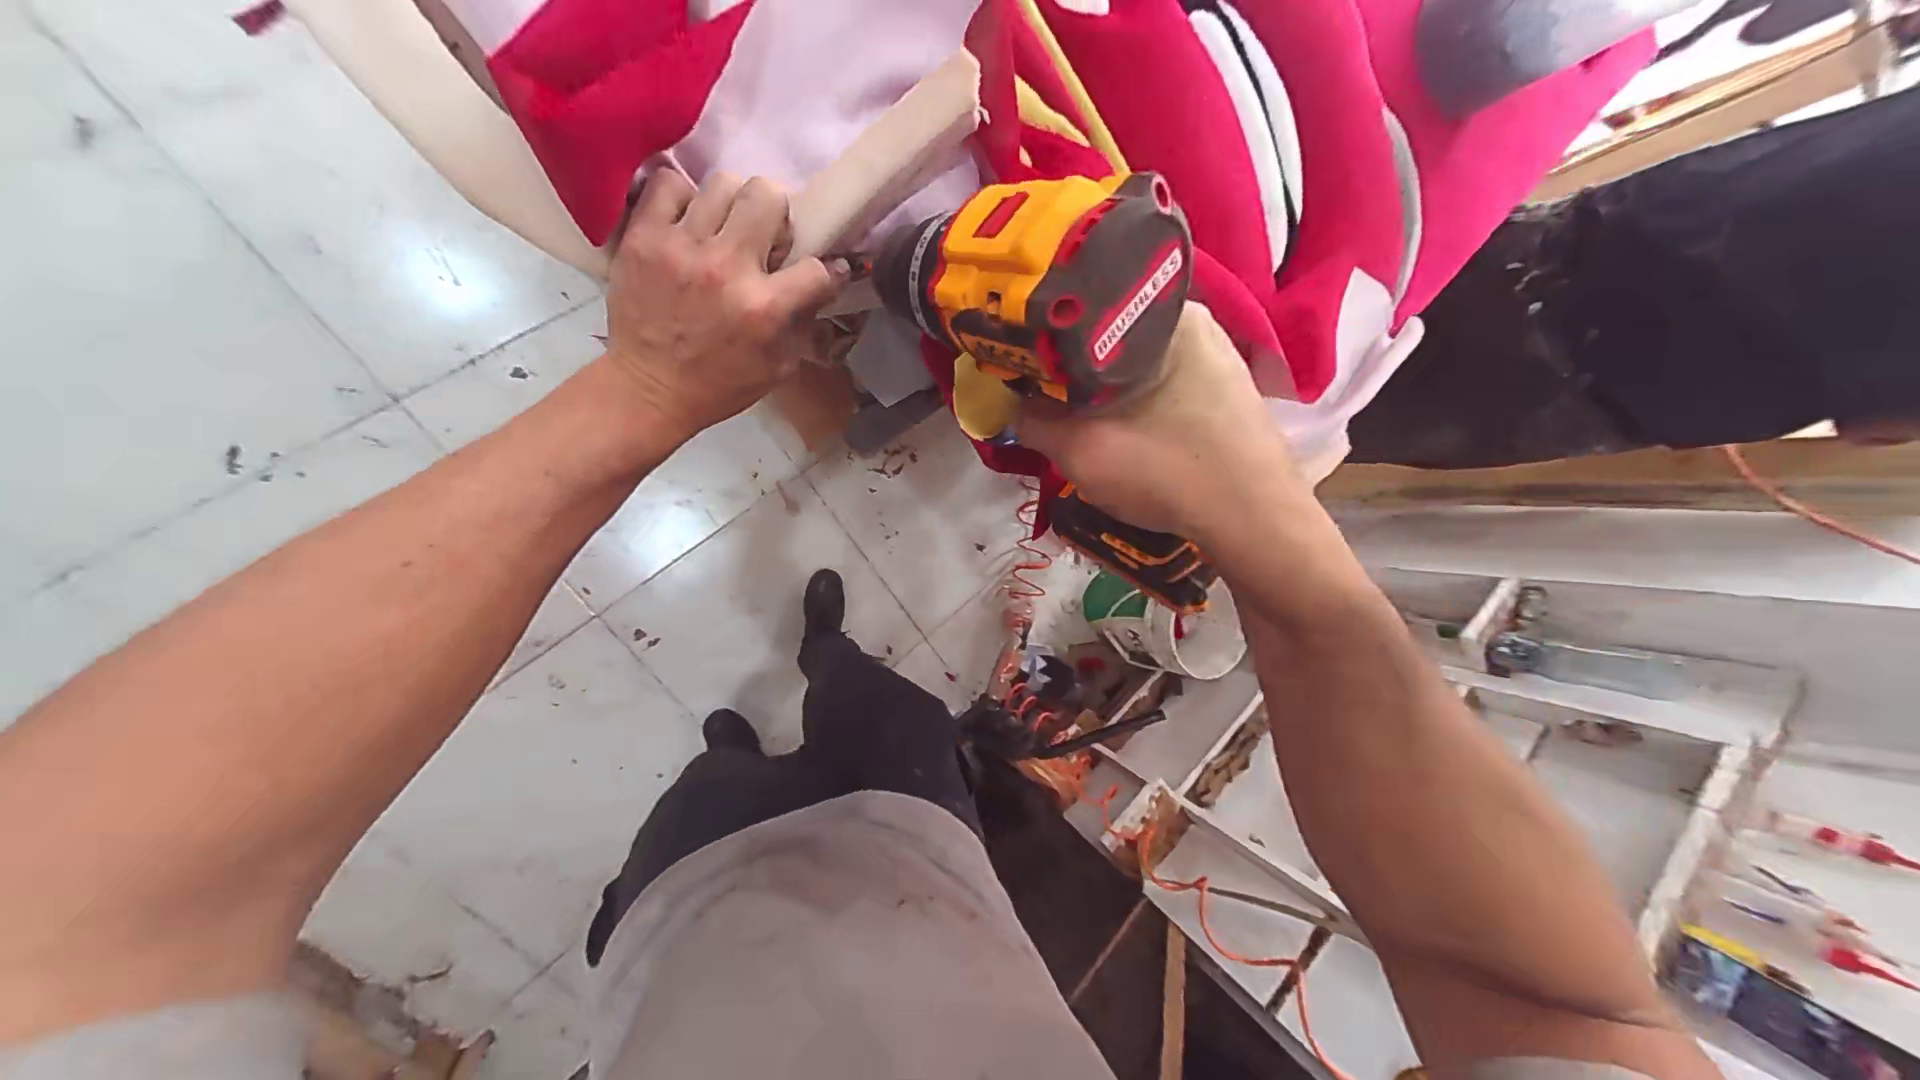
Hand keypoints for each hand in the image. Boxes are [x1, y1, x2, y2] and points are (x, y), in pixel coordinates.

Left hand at [602, 171, 845, 437]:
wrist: (650, 389)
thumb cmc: (722, 383)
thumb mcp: (780, 366)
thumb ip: (805, 322)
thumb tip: (827, 281)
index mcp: (764, 307)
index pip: (817, 266)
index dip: (826, 270)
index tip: (820, 274)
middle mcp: (727, 268)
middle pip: (766, 195)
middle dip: (775, 215)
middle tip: (763, 238)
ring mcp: (681, 247)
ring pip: (722, 184)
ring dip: (732, 205)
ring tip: (723, 230)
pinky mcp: (643, 237)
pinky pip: (668, 184)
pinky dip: (682, 198)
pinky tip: (686, 223)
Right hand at [1016, 302, 1305, 541]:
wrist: (1257, 524)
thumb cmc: (1168, 472)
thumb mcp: (1081, 450)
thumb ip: (1033, 421)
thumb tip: (1009, 405)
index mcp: (1165, 314)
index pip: (1084, 308)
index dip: (1044, 338)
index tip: (1017, 365)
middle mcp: (1196, 323)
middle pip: (1109, 339)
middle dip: (1072, 371)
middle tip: (1042, 400)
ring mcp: (1217, 359)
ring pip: (1135, 367)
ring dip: (1102, 393)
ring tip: (1076, 421)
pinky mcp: (1225, 394)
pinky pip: (1161, 387)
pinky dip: (1133, 405)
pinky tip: (1122, 433)